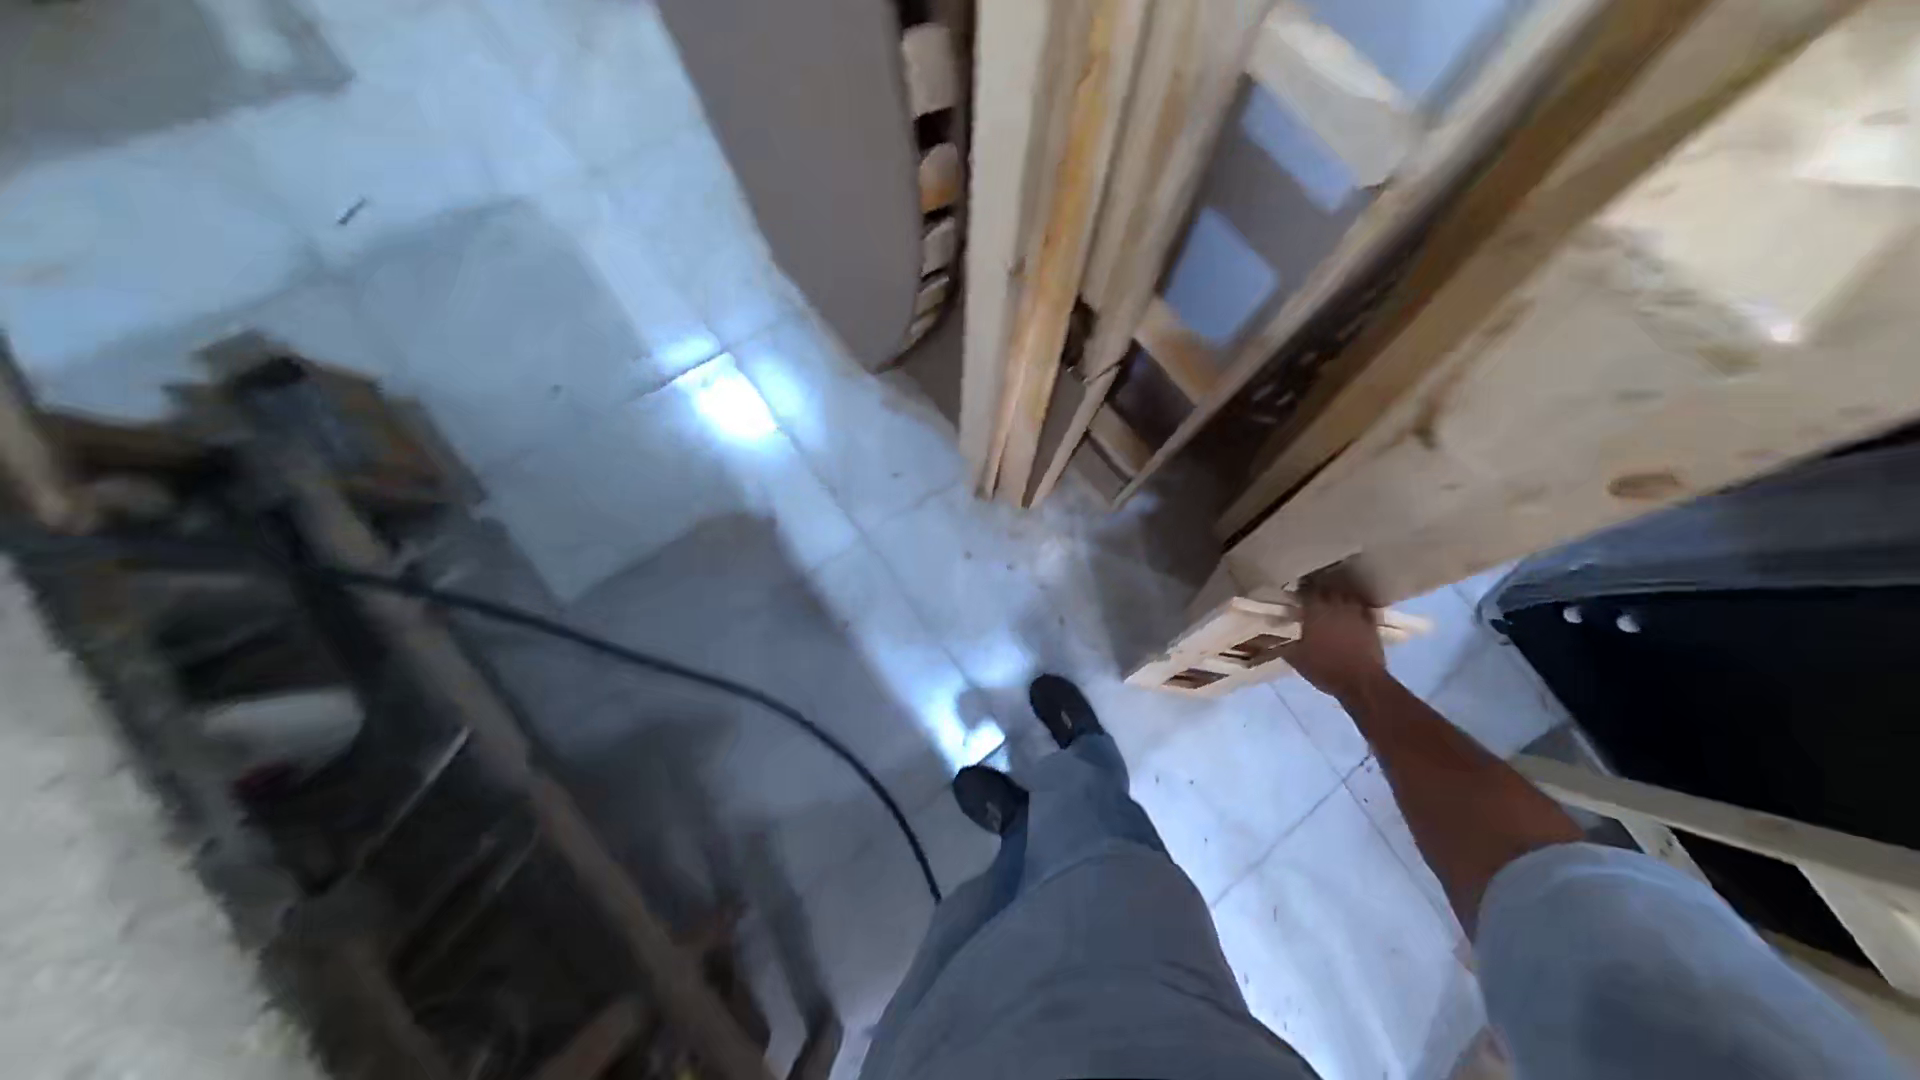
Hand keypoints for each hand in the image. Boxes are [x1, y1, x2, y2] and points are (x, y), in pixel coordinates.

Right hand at [1282, 581, 1389, 701]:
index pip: (1306, 590)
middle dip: (1320, 589)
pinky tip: (1353, 612)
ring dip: (1339, 596)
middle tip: (1313, 596)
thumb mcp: (1295, 658)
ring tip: (1333, 601)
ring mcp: (1356, 614)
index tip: (1296, 593)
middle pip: (1328, 588)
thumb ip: (1282, 644)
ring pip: (1347, 595)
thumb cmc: (1325, 668)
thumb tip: (1266, 639)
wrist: (1361, 682)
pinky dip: (1358, 607)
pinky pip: (1364, 608)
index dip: (1301, 589)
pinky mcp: (1372, 624)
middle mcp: (1336, 606)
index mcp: (1315, 611)